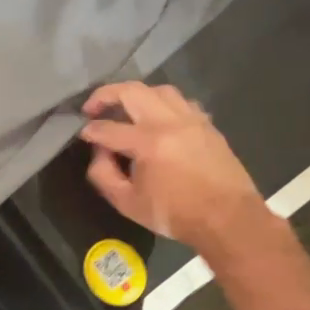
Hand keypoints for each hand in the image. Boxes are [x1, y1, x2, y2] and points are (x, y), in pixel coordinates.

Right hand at [78, 82, 273, 258]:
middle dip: (105, 95)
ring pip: (159, 90)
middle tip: (92, 108)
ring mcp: (192, 120)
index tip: (81, 135)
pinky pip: (181, 102)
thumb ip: (103, 173)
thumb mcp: (126, 202)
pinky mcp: (207, 125)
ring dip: (136, 95)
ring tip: (125, 110)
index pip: (107, 128)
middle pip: (132, 91)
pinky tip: (156, 120)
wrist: (229, 219)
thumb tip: (99, 152)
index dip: (89, 130)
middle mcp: (170, 123)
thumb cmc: (174, 214)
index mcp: (149, 143)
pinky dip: (162, 104)